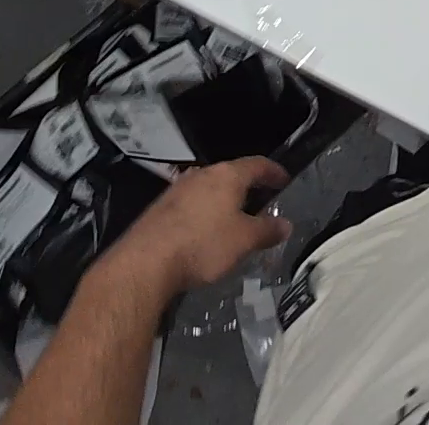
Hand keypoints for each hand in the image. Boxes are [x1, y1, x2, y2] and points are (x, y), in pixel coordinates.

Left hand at [89, 157, 291, 304]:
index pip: (258, 164)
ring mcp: (177, 190)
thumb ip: (267, 230)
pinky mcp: (159, 209)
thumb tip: (286, 225)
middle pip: (231, 174)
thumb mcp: (244, 240)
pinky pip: (191, 204)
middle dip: (248, 187)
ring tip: (233, 219)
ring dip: (224, 201)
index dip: (274, 171)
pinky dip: (204, 213)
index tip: (285, 179)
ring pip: (209, 189)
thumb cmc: (202, 245)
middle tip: (262, 201)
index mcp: (227, 176)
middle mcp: (202, 175)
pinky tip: (204, 233)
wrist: (142, 264)